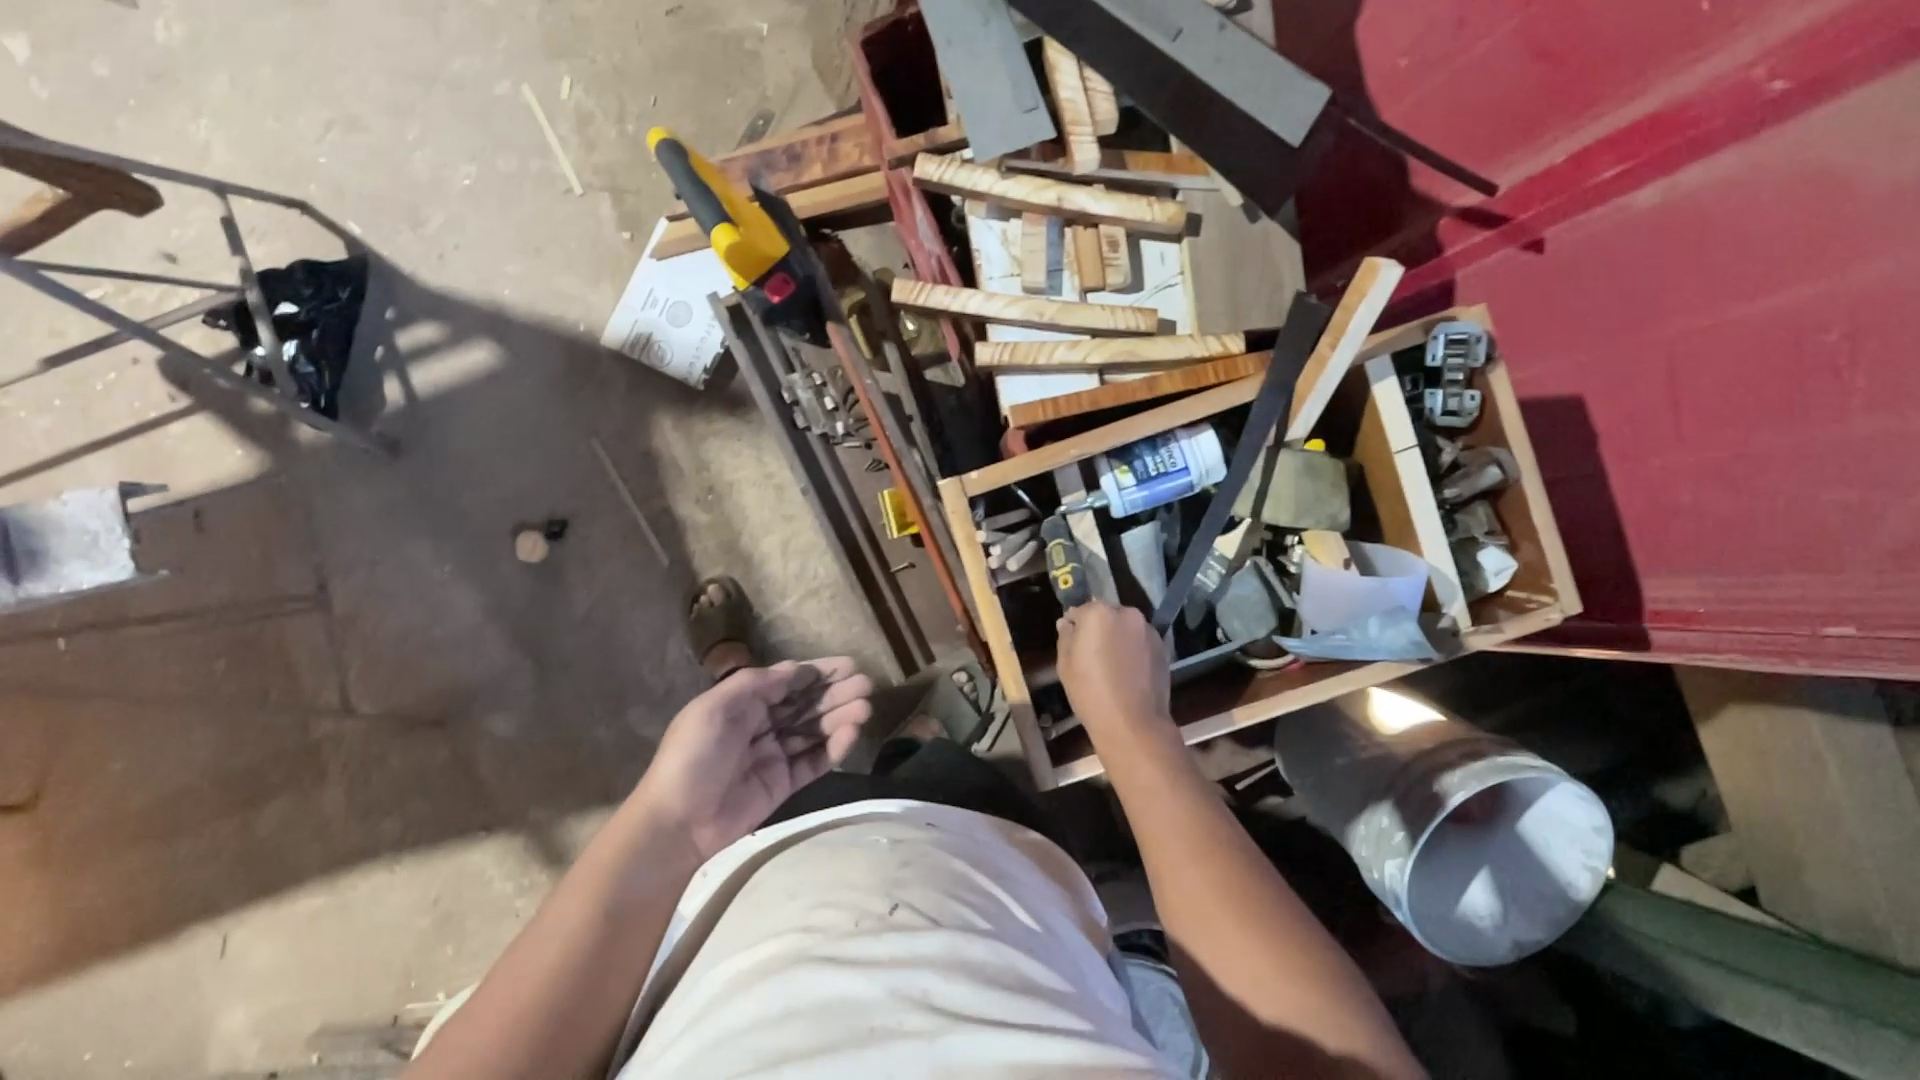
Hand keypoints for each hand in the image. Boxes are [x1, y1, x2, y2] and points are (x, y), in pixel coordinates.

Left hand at [634, 658, 874, 858]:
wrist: (678, 822)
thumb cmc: (692, 757)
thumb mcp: (714, 709)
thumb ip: (756, 685)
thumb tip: (796, 668)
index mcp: (741, 705)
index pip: (787, 683)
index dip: (817, 673)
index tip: (848, 665)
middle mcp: (759, 726)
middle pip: (804, 705)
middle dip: (835, 693)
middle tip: (867, 684)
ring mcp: (773, 756)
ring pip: (813, 732)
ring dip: (839, 717)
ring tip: (866, 708)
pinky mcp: (783, 785)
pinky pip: (813, 762)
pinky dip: (833, 748)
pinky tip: (851, 734)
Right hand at [1056, 603, 1173, 746]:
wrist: (1133, 723)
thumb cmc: (1091, 693)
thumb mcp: (1066, 666)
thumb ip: (1066, 637)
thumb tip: (1067, 623)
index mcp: (1099, 613)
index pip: (1080, 611)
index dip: (1074, 627)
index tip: (1073, 645)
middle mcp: (1127, 614)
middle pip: (1106, 615)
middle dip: (1099, 629)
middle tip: (1093, 655)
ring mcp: (1148, 630)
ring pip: (1126, 627)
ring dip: (1118, 638)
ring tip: (1113, 665)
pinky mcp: (1163, 647)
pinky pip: (1141, 641)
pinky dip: (1134, 649)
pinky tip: (1129, 672)